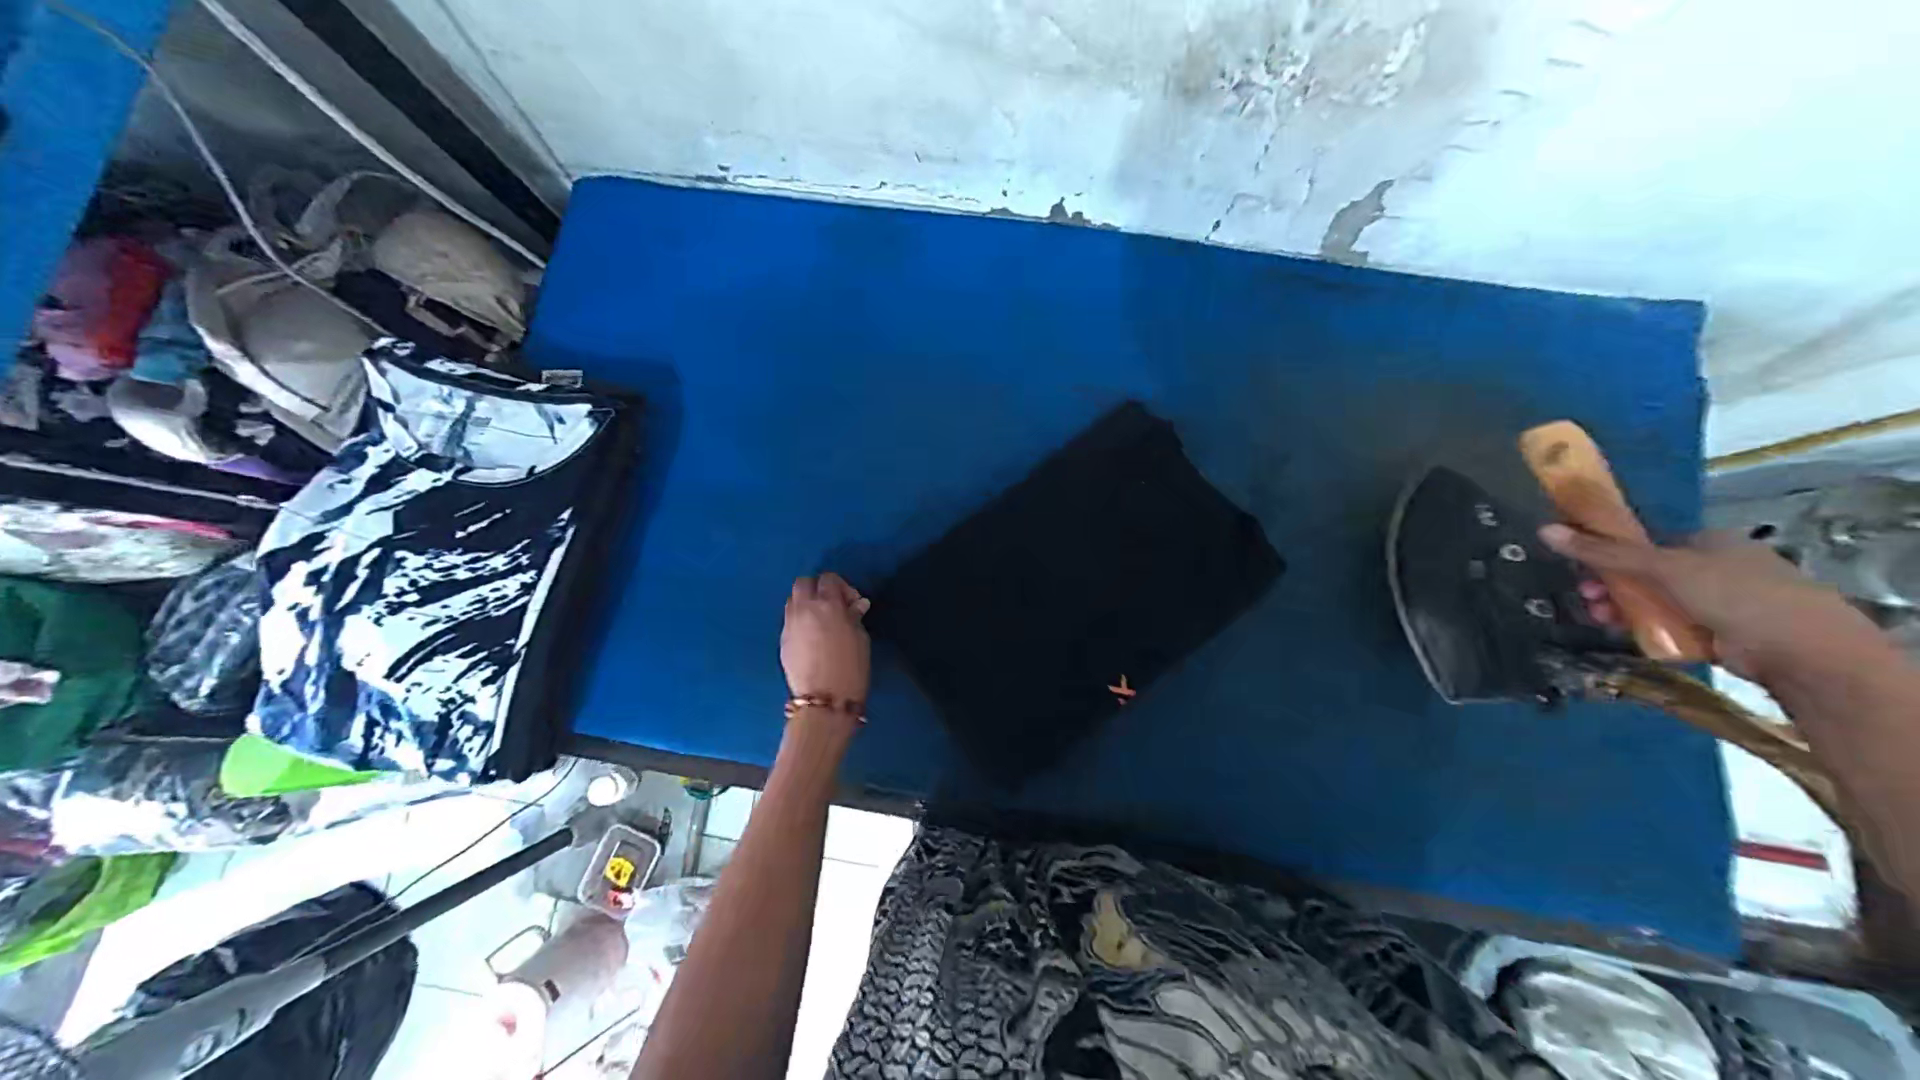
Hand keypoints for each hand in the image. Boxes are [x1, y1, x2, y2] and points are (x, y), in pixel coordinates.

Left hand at [781, 572, 870, 703]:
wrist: (823, 700)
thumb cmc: (851, 667)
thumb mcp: (861, 638)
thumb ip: (855, 616)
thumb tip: (855, 604)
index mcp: (827, 604)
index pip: (829, 579)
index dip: (842, 586)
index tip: (852, 603)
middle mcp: (804, 608)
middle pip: (804, 582)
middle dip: (818, 588)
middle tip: (833, 606)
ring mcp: (789, 624)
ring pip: (792, 599)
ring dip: (806, 602)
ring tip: (821, 621)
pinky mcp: (782, 640)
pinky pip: (789, 619)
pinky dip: (800, 619)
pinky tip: (812, 637)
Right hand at [1538, 524, 1887, 680]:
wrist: (1802, 652)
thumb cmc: (1736, 594)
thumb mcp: (1663, 567)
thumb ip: (1603, 552)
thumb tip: (1544, 529)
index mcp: (1709, 542)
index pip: (1646, 544)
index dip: (1610, 554)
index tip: (1583, 570)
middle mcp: (1715, 568)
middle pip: (1645, 573)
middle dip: (1611, 585)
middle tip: (1588, 598)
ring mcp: (1720, 601)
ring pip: (1654, 601)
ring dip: (1622, 608)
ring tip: (1600, 618)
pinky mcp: (1720, 632)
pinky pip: (1669, 625)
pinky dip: (1646, 628)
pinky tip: (1625, 632)